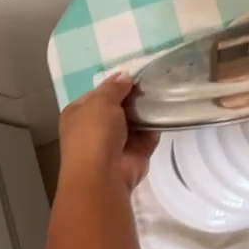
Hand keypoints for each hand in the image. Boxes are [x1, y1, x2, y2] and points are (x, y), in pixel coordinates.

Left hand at [58, 75, 158, 193]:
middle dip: (134, 96)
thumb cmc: (94, 133)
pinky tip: (168, 110)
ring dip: (147, 109)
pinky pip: (149, 133)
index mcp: (79, 113)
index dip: (116, 83)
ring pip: (135, 119)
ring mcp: (117, 140)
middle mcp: (96, 127)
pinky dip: (157, 124)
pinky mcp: (137, 151)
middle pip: (119, 106)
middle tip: (153, 81)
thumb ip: (114, 87)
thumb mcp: (101, 101)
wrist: (104, 174)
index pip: (99, 93)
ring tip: (164, 92)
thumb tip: (126, 75)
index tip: (136, 74)